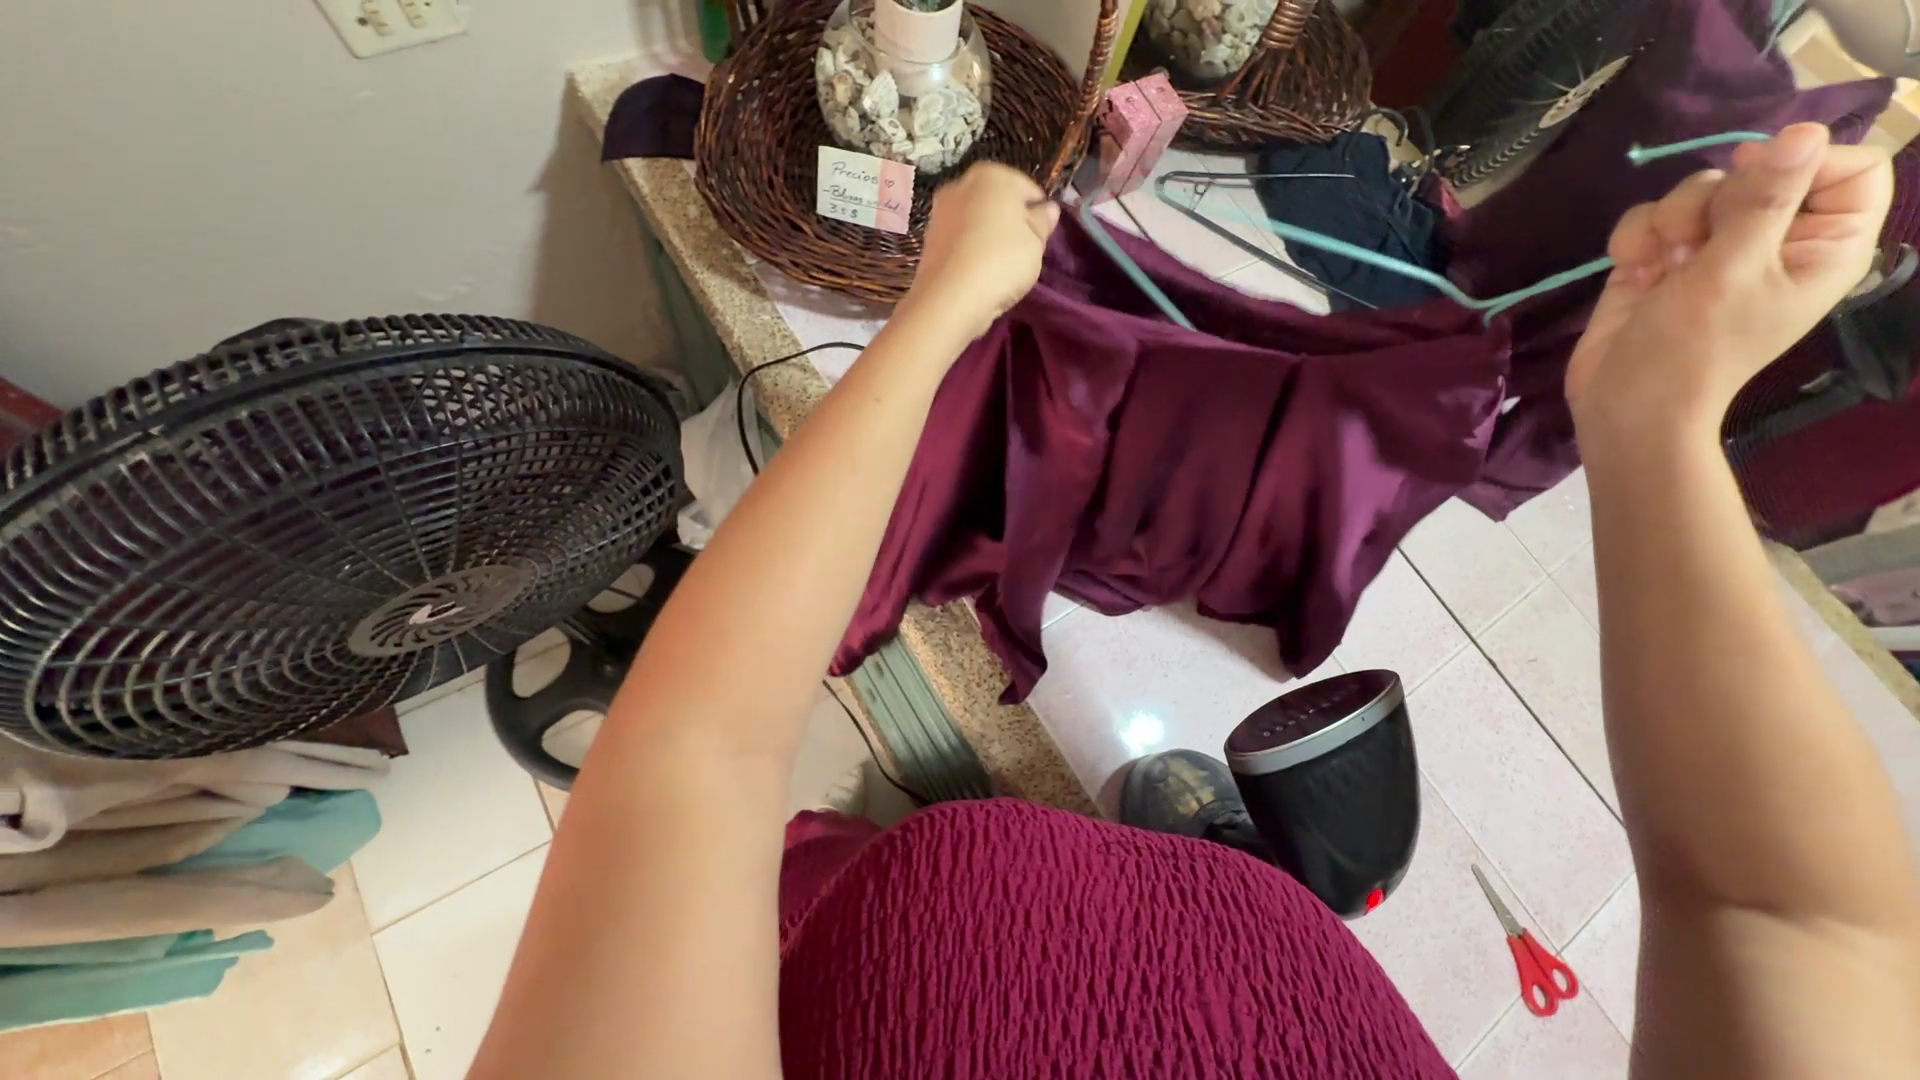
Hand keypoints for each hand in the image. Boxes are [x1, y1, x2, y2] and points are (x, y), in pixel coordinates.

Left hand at [900, 162, 1060, 342]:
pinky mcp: (928, 239)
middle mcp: (960, 184)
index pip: (1027, 188)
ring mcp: (940, 211)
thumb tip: (1048, 209)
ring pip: (976, 221)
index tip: (1041, 236)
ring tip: (998, 266)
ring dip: (988, 237)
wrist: (950, 298)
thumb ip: (1042, 221)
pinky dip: (969, 251)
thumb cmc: (1002, 261)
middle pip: (997, 202)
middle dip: (1010, 222)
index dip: (1038, 213)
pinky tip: (977, 271)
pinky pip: (959, 240)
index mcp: (991, 174)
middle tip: (1022, 252)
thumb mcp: (1035, 242)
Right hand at [1566, 123, 1892, 439]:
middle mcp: (1772, 240)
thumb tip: (1802, 131)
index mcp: (1822, 244)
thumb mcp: (1733, 272)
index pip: (1848, 168)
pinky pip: (1649, 219)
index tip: (1754, 181)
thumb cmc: (1692, 348)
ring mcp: (1710, 252)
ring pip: (1696, 193)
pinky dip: (1635, 239)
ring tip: (1659, 263)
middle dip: (1714, 199)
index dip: (1802, 164)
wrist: (1625, 405)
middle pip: (1758, 174)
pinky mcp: (1658, 261)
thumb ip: (1766, 200)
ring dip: (1668, 220)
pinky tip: (1632, 268)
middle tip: (1695, 242)